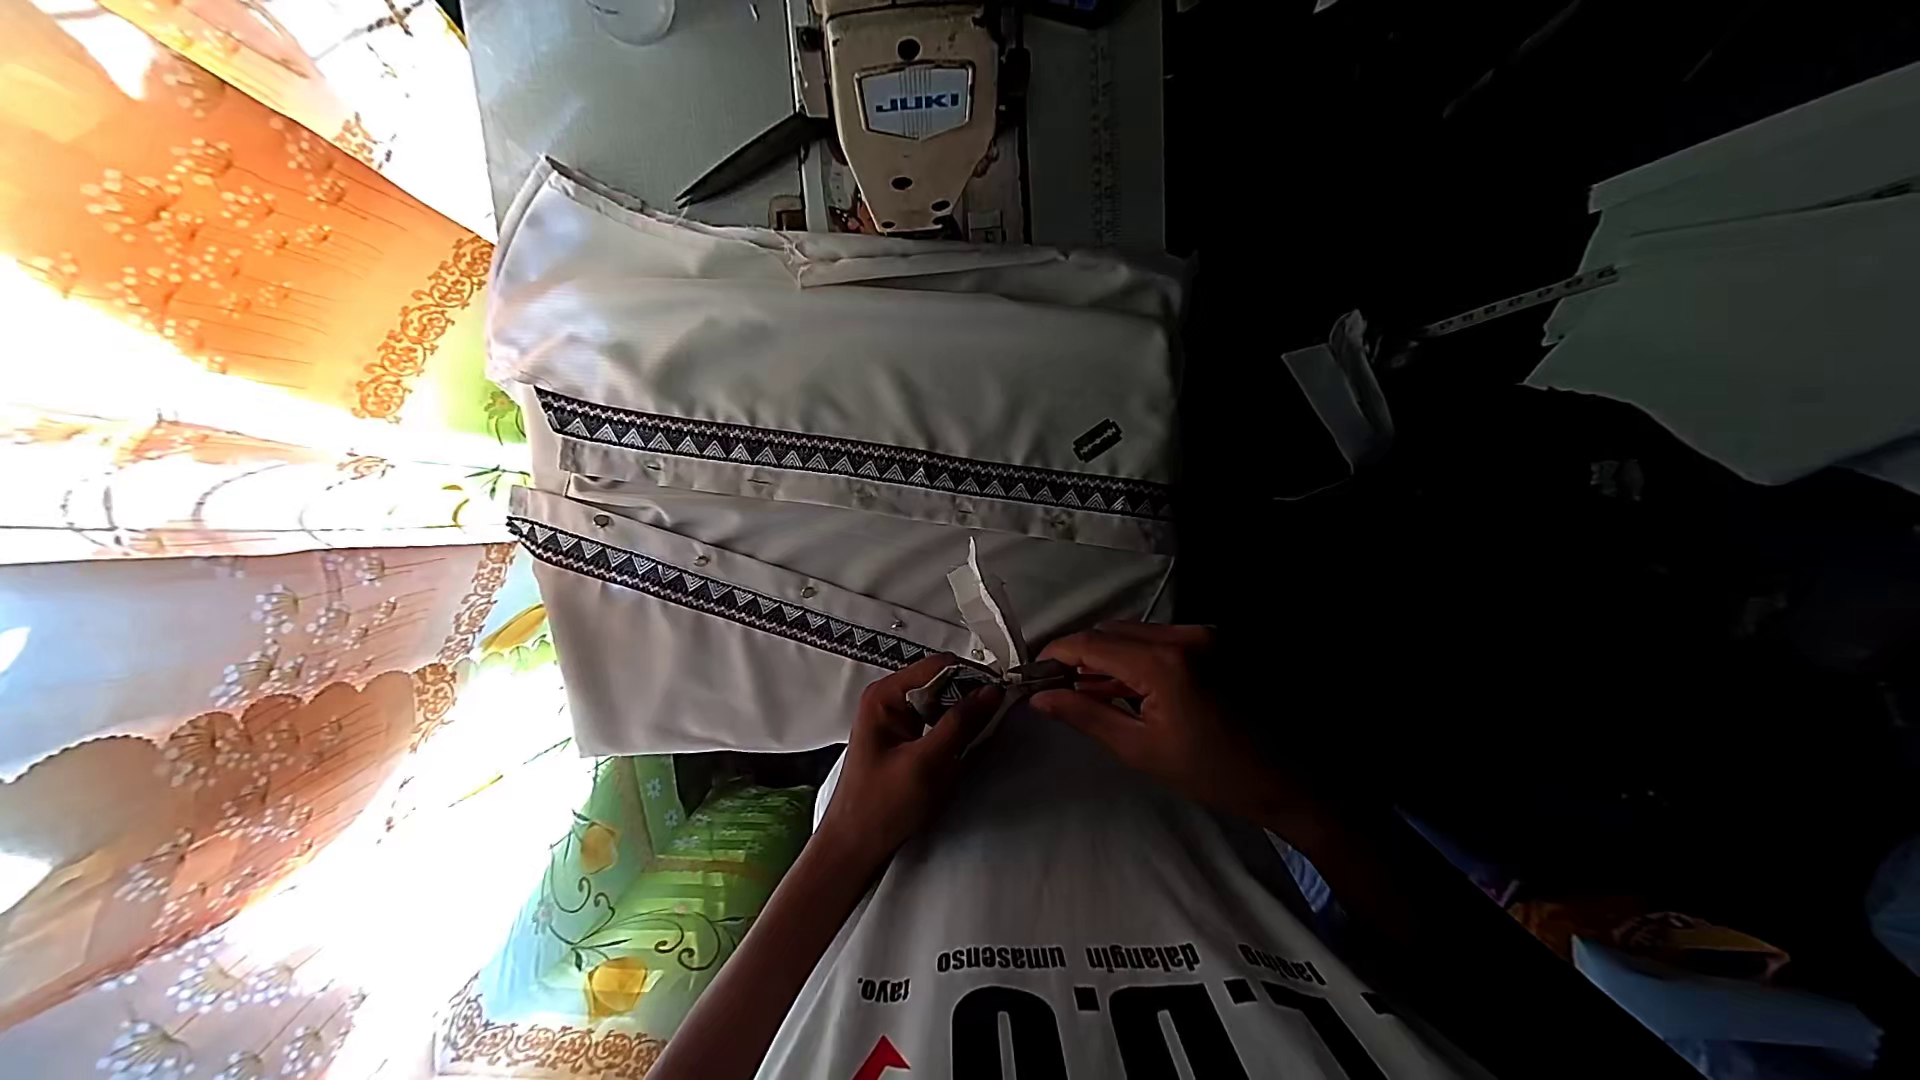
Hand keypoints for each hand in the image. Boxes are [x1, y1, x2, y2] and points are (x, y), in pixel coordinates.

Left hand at [816, 654, 1003, 871]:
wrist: (856, 846)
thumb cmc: (880, 807)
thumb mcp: (928, 763)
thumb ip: (961, 724)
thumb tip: (990, 693)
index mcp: (884, 696)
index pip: (938, 666)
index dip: (972, 676)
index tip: (999, 692)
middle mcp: (887, 699)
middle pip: (941, 680)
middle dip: (968, 695)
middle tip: (994, 713)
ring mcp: (895, 717)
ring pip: (941, 700)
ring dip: (962, 714)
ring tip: (980, 731)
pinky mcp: (903, 736)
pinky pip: (935, 719)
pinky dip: (953, 728)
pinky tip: (962, 745)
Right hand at [1032, 623, 1298, 823]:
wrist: (1287, 779)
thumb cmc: (1212, 773)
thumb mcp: (1140, 749)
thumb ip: (1085, 714)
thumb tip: (1041, 697)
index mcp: (1165, 664)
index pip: (1092, 644)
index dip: (1057, 653)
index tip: (1034, 671)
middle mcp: (1184, 636)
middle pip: (1111, 632)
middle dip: (1080, 655)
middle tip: (1058, 686)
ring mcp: (1203, 634)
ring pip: (1133, 633)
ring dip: (1107, 656)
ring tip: (1090, 691)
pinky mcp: (1213, 640)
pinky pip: (1158, 639)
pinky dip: (1134, 657)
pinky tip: (1124, 687)